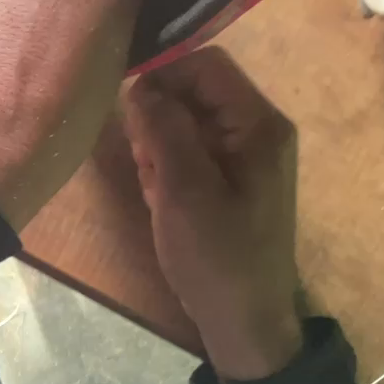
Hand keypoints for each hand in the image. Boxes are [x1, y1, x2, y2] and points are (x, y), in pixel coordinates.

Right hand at [124, 48, 301, 381]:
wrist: (243, 318)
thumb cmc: (215, 256)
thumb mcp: (183, 191)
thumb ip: (164, 131)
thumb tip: (142, 87)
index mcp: (258, 124)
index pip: (206, 65)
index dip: (162, 74)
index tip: (124, 106)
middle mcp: (257, 131)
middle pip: (196, 93)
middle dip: (158, 118)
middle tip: (139, 158)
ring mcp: (246, 157)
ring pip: (188, 125)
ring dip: (159, 147)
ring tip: (150, 185)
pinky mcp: (231, 182)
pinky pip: (192, 154)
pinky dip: (168, 168)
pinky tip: (159, 198)